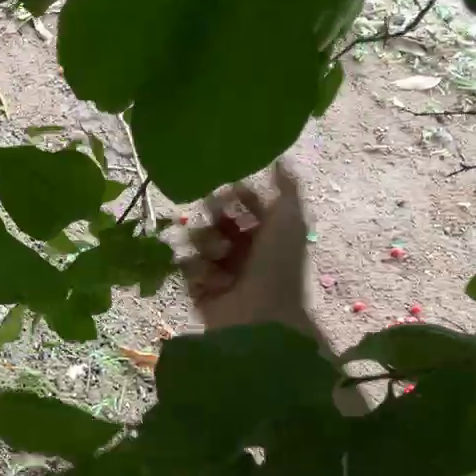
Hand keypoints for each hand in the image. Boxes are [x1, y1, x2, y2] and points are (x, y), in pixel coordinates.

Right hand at [181, 162, 312, 333]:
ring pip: (198, 242)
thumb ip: (285, 187)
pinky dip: (196, 270)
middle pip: (216, 220)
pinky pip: (186, 268)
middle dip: (214, 218)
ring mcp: (219, 270)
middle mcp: (242, 249)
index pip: (243, 204)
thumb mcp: (290, 219)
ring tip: (217, 255)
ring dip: (205, 244)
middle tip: (217, 222)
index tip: (225, 190)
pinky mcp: (199, 289)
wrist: (262, 316)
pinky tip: (209, 278)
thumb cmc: (278, 265)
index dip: (234, 195)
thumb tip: (279, 158)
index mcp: (266, 232)